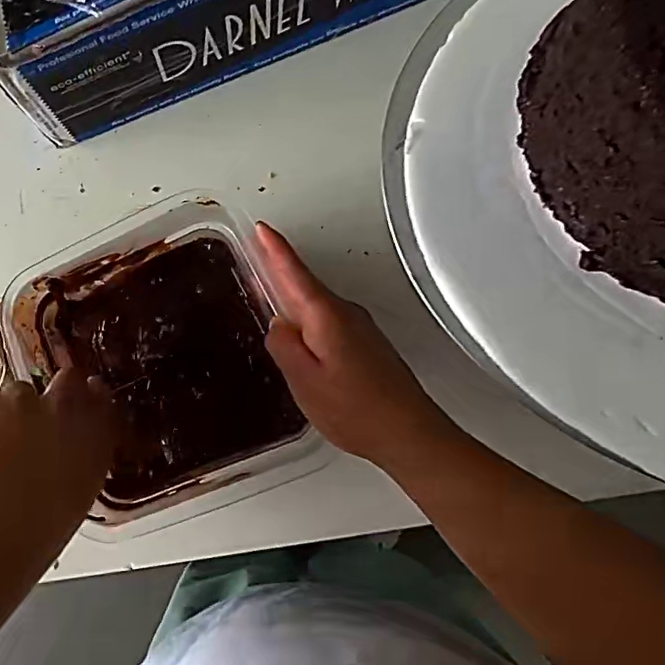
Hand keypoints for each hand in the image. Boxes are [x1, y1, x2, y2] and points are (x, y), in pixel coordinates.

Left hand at [0, 367, 116, 555]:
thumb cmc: (32, 531)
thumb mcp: (76, 496)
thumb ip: (79, 460)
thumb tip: (67, 452)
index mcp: (95, 438)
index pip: (103, 400)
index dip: (91, 399)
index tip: (85, 401)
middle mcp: (63, 411)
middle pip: (68, 381)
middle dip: (55, 395)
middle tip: (38, 422)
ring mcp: (22, 403)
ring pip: (19, 393)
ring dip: (14, 411)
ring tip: (0, 449)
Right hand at [255, 222, 467, 472]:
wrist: (409, 434)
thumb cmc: (357, 411)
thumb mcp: (303, 379)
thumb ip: (283, 345)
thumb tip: (276, 325)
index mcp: (327, 319)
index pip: (294, 274)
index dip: (275, 250)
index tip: (261, 229)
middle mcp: (345, 316)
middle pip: (304, 283)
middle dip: (278, 267)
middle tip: (255, 251)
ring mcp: (357, 328)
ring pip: (314, 302)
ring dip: (289, 292)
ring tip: (264, 289)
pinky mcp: (363, 343)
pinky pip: (325, 317)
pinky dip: (304, 313)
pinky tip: (293, 326)